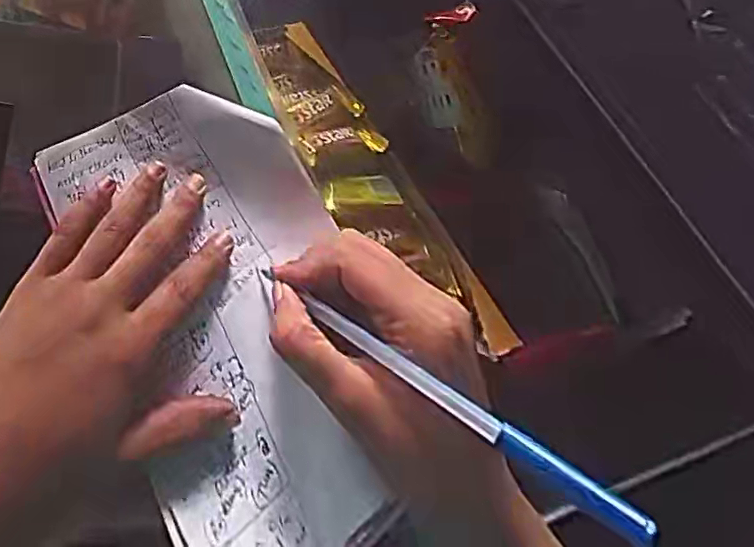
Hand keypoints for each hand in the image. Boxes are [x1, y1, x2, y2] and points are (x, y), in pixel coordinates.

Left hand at [0, 163, 238, 477]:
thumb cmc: (52, 458)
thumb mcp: (124, 451)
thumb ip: (177, 424)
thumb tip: (226, 410)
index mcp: (128, 349)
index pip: (178, 294)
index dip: (204, 263)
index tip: (222, 239)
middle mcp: (101, 309)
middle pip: (148, 249)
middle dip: (176, 213)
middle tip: (195, 184)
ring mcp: (65, 290)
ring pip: (109, 232)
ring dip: (134, 198)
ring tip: (153, 170)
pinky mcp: (33, 283)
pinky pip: (62, 237)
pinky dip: (83, 209)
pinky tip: (98, 188)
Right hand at [271, 230, 556, 546]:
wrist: (476, 504)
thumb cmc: (424, 464)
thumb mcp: (353, 405)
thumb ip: (306, 345)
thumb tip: (280, 298)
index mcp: (424, 318)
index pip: (351, 256)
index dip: (306, 265)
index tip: (277, 289)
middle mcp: (436, 301)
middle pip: (358, 249)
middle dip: (316, 267)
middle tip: (290, 303)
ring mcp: (437, 307)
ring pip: (365, 261)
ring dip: (328, 280)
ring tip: (310, 317)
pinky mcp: (430, 319)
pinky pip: (374, 283)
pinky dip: (344, 294)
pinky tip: (335, 326)